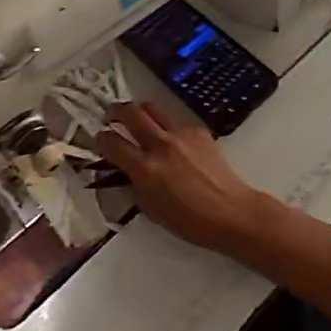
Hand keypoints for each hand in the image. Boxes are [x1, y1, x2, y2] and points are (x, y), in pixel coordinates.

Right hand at [96, 102, 279, 251]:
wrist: (230, 211)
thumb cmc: (189, 221)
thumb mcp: (151, 208)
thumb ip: (135, 183)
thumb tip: (127, 169)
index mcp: (145, 168)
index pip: (112, 142)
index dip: (101, 139)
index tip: (100, 139)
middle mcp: (161, 145)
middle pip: (130, 112)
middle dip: (115, 111)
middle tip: (110, 117)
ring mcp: (181, 135)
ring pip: (154, 109)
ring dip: (140, 112)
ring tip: (138, 121)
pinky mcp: (199, 131)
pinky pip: (176, 124)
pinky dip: (168, 130)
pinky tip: (175, 146)